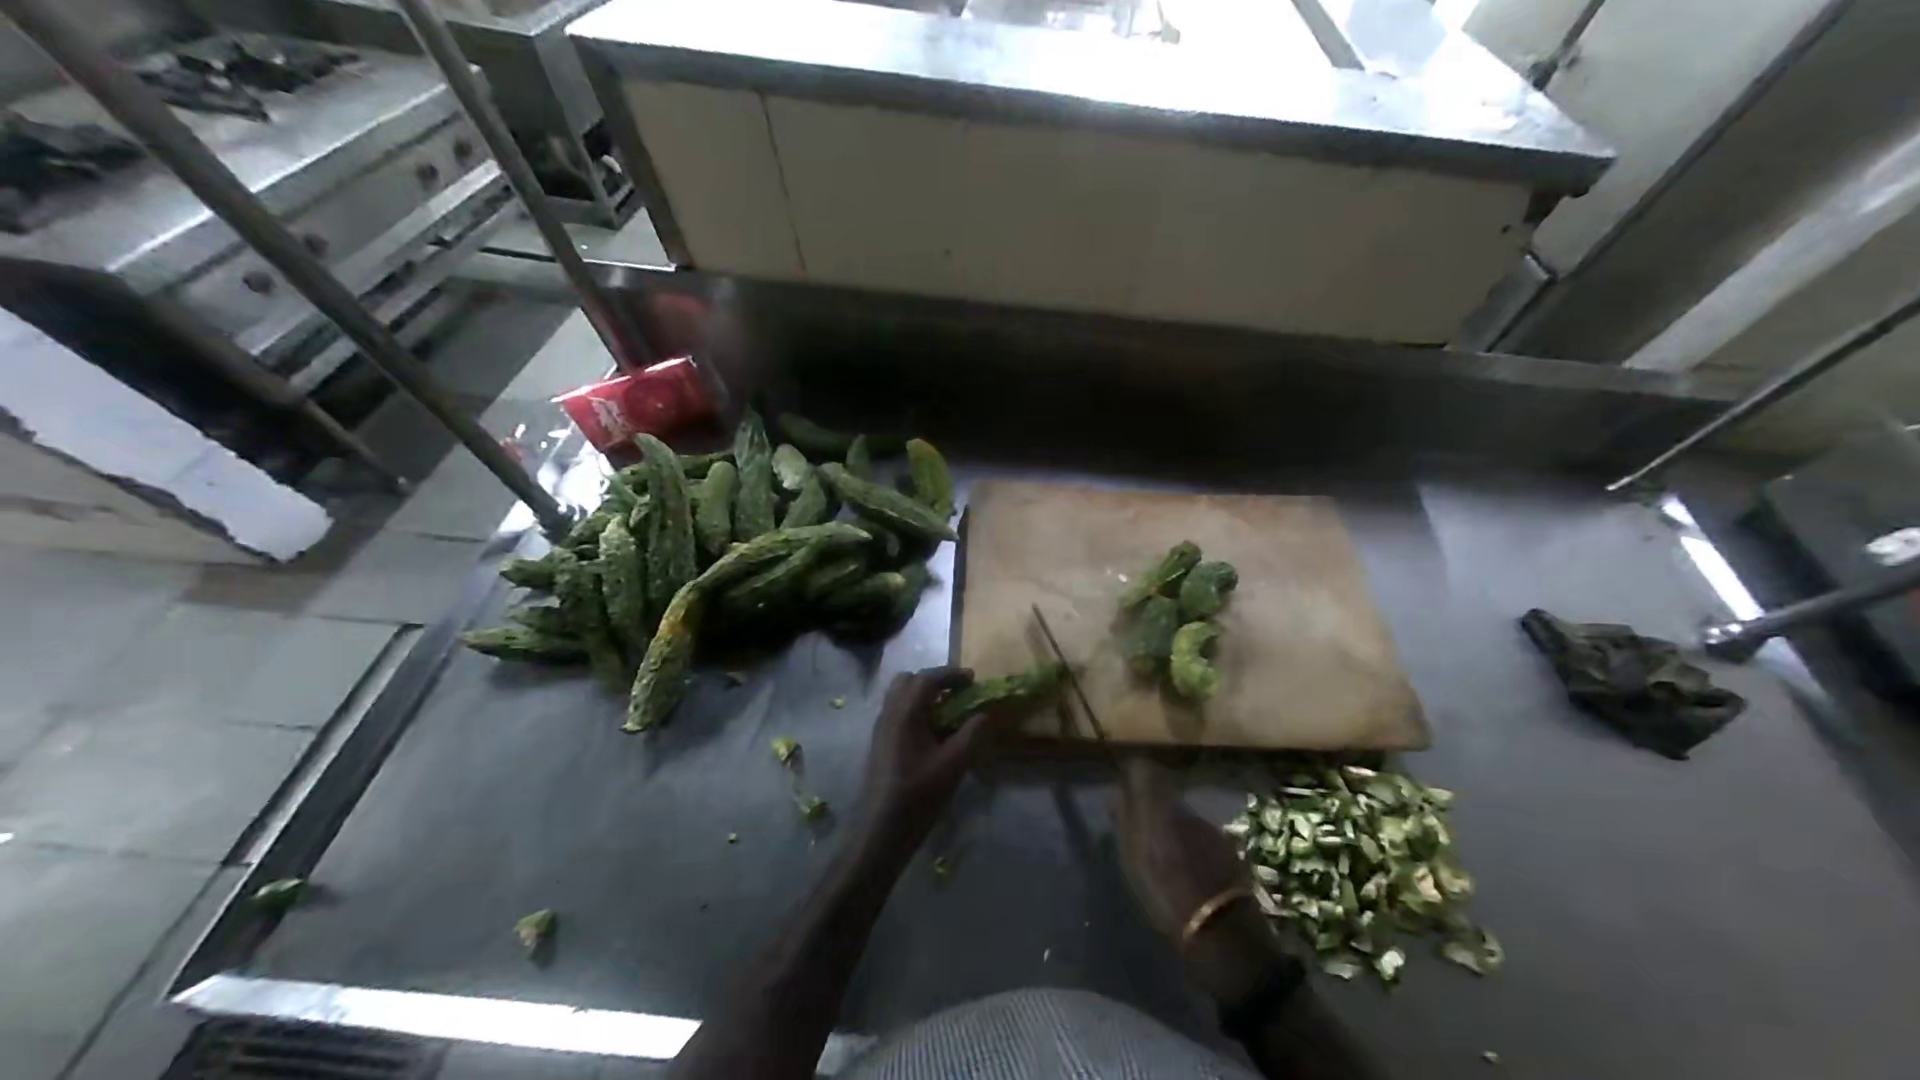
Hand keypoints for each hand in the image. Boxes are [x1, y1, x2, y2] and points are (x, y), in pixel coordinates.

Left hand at [859, 666, 1000, 850]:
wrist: (882, 828)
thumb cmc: (919, 794)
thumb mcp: (954, 764)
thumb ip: (972, 733)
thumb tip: (984, 713)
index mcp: (905, 713)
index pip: (926, 678)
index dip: (951, 675)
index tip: (972, 679)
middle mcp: (888, 714)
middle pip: (908, 680)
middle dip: (934, 680)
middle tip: (958, 692)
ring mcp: (881, 728)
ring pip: (900, 695)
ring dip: (923, 695)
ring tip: (947, 711)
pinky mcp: (880, 742)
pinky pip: (897, 711)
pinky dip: (916, 709)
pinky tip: (932, 731)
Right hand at [1114, 758, 1289, 1005]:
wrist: (1219, 930)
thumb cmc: (1165, 894)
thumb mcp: (1132, 860)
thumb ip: (1124, 822)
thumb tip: (1116, 795)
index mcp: (1159, 806)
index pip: (1143, 769)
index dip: (1132, 774)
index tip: (1122, 786)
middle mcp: (1186, 808)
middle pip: (1164, 790)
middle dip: (1150, 800)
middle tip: (1137, 821)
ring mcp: (1209, 825)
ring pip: (1182, 811)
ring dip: (1170, 821)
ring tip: (1159, 846)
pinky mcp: (1226, 844)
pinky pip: (1198, 831)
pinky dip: (1188, 838)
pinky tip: (1183, 862)